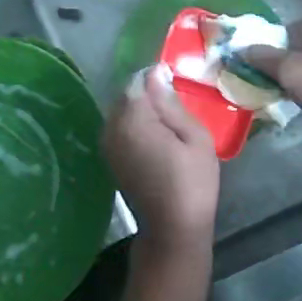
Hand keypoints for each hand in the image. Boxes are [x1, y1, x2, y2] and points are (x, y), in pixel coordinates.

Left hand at [104, 65, 219, 244]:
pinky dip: (134, 126)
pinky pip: (119, 128)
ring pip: (121, 111)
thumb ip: (170, 103)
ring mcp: (107, 144)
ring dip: (140, 110)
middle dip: (147, 94)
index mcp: (132, 119)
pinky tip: (156, 137)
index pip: (138, 81)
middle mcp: (111, 127)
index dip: (157, 78)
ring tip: (168, 121)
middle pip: (126, 95)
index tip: (177, 86)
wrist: (173, 227)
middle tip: (176, 105)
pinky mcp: (110, 158)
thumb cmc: (192, 181)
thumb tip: (157, 73)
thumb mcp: (194, 136)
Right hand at [244, 19, 301, 143]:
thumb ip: (263, 58)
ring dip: (282, 86)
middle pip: (286, 53)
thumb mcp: (291, 69)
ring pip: (297, 74)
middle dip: (268, 69)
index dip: (258, 46)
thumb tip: (241, 48)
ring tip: (261, 98)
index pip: (276, 31)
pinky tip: (284, 108)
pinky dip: (297, 98)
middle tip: (246, 85)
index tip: (240, 65)